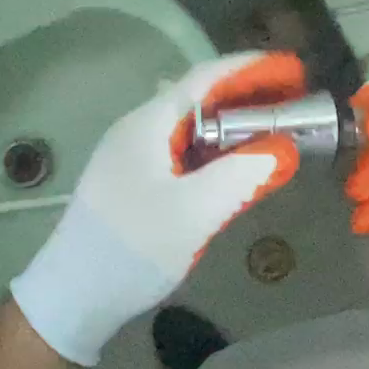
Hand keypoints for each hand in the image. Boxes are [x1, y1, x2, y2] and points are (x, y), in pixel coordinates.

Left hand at [9, 52, 304, 364]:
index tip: (294, 70)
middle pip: (202, 100)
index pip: (207, 79)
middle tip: (295, 100)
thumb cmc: (131, 249)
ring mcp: (136, 158)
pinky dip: (221, 153)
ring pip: (196, 129)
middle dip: (250, 96)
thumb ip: (243, 175)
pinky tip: (242, 165)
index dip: (253, 70)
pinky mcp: (138, 185)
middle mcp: (140, 131)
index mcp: (148, 125)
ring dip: (237, 127)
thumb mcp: (194, 212)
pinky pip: (188, 155)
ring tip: (279, 129)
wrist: (73, 298)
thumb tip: (284, 149)